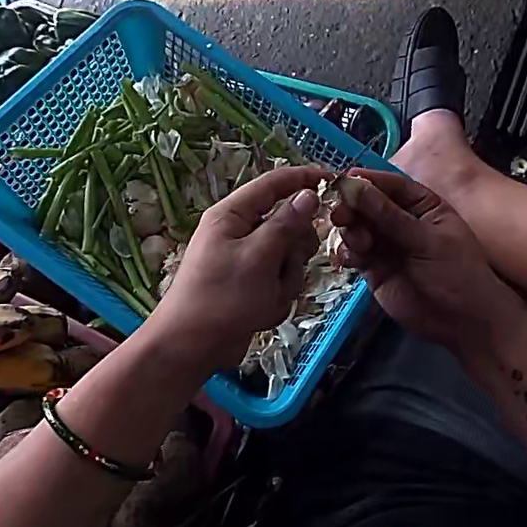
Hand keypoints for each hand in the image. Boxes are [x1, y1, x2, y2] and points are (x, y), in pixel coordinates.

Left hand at [147, 164, 324, 373]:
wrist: (191, 348)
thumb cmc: (221, 297)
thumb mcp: (259, 256)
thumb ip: (287, 224)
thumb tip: (309, 194)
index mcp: (232, 214)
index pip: (275, 183)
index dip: (305, 179)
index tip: (336, 181)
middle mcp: (240, 232)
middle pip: (289, 225)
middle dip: (294, 250)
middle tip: (286, 266)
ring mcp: (247, 260)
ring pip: (289, 257)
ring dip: (286, 279)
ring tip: (267, 297)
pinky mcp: (251, 285)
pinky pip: (280, 281)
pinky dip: (276, 297)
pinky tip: (261, 312)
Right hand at [329, 170, 525, 353]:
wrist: (461, 322)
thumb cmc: (456, 273)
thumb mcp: (426, 240)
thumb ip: (388, 215)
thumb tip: (354, 186)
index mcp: (421, 204)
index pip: (388, 184)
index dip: (365, 181)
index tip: (341, 181)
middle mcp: (399, 219)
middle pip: (366, 204)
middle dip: (351, 207)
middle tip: (340, 216)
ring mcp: (385, 243)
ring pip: (356, 227)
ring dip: (350, 231)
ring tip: (360, 245)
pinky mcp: (373, 267)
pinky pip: (353, 252)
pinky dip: (347, 252)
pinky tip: (350, 260)